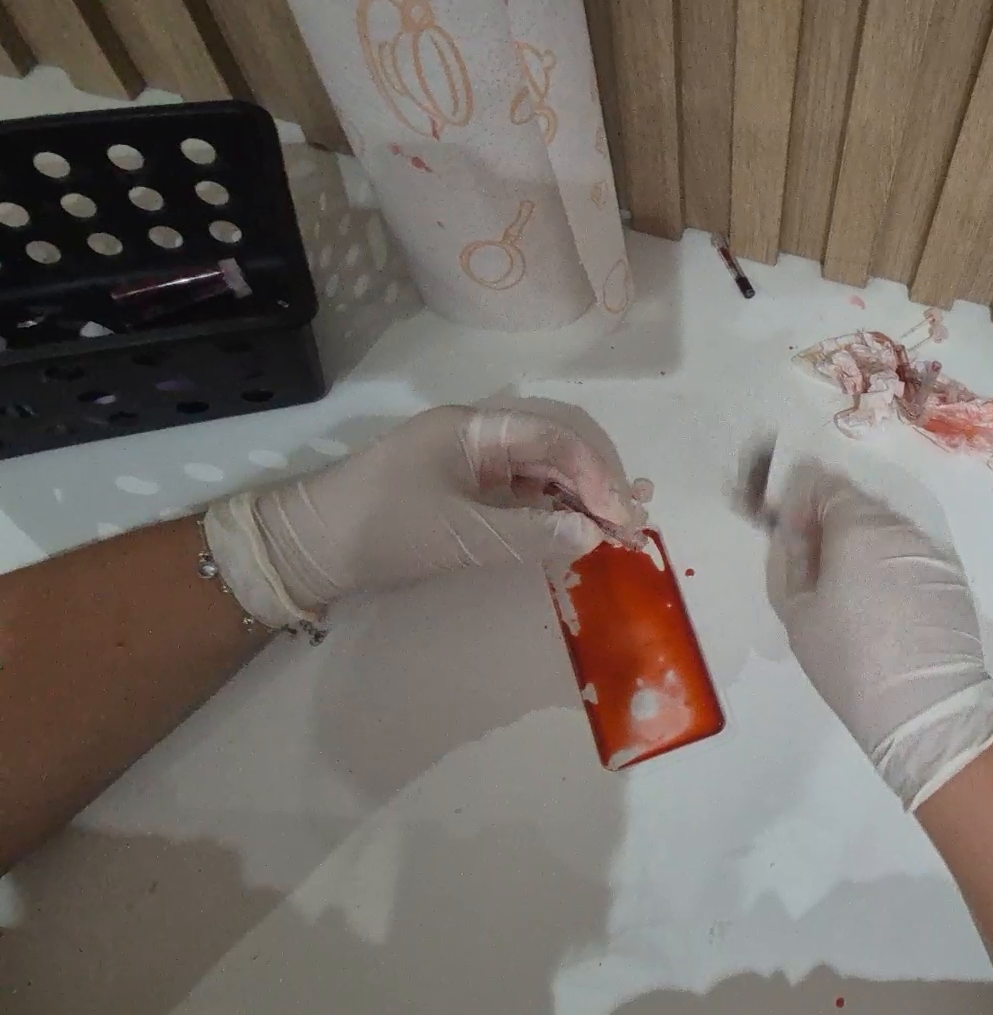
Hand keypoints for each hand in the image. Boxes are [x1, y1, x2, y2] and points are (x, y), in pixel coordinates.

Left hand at [205, 405, 643, 626]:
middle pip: (559, 451)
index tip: (621, 515)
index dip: (596, 475)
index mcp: (475, 430)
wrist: (304, 551)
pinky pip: (528, 491)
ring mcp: (476, 462)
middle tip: (631, 522)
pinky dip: (558, 509)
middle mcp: (481, 437)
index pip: (556, 440)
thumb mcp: (461, 535)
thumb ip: (534, 534)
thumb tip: (595, 535)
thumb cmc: (380, 530)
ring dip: (584, 498)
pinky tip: (581, 526)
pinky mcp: (471, 488)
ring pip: (547, 472)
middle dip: (599, 485)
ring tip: (618, 526)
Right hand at [767, 465, 992, 808]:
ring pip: (888, 532)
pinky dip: (893, 568)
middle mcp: (901, 529)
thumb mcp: (798, 611)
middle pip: (859, 505)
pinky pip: (913, 558)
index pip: (824, 483)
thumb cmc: (850, 660)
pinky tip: (887, 609)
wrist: (926, 706)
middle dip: (831, 523)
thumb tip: (794, 533)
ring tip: (851, 594)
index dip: (798, 500)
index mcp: (859, 527)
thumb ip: (790, 558)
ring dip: (864, 547)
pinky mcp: (954, 580)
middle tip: (813, 566)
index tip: (786, 532)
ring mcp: (933, 553)